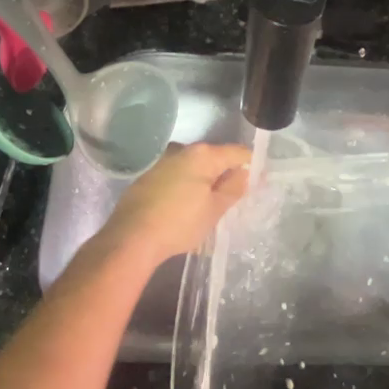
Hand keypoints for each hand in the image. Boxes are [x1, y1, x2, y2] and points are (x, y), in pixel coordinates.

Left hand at [99, 143, 250, 261]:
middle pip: (213, 157)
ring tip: (207, 205)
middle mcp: (181, 150)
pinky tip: (183, 206)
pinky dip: (185, 185)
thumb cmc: (179, 223)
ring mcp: (161, 161)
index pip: (236, 152)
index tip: (256, 182)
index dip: (250, 165)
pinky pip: (176, 175)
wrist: (131, 238)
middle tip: (231, 199)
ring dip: (203, 181)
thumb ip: (233, 188)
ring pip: (193, 167)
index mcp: (202, 155)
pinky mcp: (147, 176)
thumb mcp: (214, 210)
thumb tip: (244, 172)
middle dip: (224, 174)